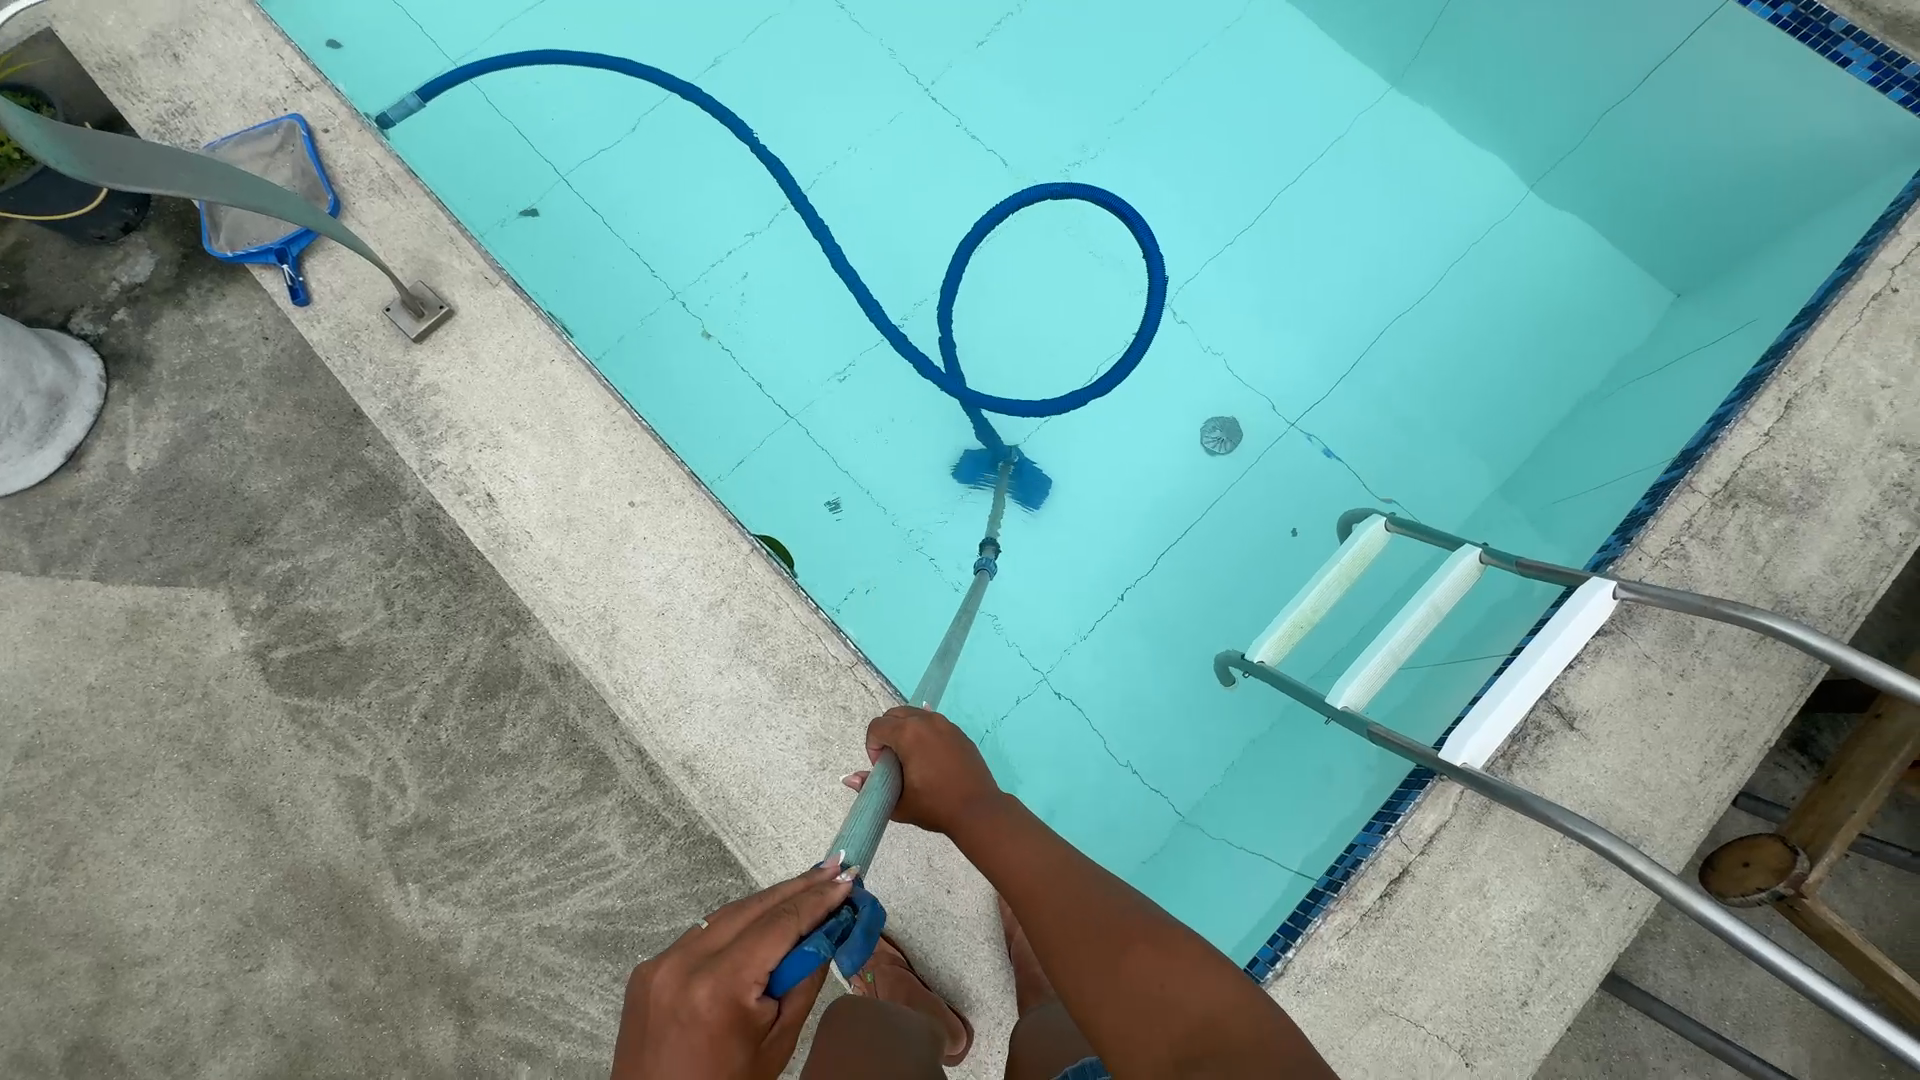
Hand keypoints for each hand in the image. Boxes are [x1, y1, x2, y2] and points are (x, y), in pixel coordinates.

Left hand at [611, 862, 853, 1079]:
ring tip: (810, 883)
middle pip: (753, 907)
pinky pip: (703, 934)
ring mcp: (660, 963)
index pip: (780, 924)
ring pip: (727, 914)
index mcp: (719, 987)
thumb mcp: (779, 1042)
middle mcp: (684, 963)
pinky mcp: (648, 970)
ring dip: (769, 900)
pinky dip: (737, 923)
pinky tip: (765, 916)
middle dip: (798, 886)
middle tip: (836, 868)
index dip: (817, 900)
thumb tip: (827, 929)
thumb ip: (804, 978)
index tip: (848, 882)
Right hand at [844, 705, 1002, 835]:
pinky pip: (934, 723)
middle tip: (893, 762)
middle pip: (894, 714)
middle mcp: (926, 721)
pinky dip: (925, 733)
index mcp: (908, 733)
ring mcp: (945, 724)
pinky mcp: (959, 732)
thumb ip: (869, 787)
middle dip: (887, 734)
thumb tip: (848, 778)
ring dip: (906, 731)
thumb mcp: (898, 803)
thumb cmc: (935, 806)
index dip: (873, 747)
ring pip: (915, 715)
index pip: (877, 726)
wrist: (978, 809)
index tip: (882, 769)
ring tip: (911, 759)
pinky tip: (929, 756)